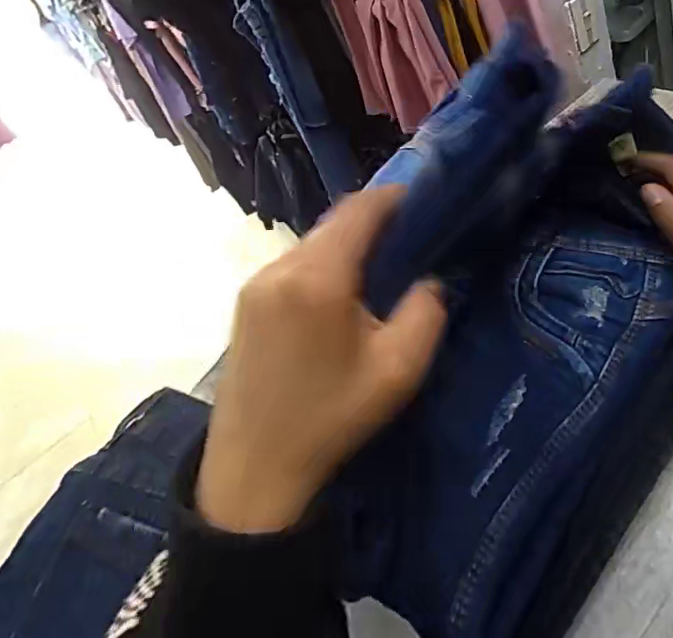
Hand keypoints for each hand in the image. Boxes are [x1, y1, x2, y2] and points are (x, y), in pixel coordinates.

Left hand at [196, 187, 447, 533]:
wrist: (252, 475)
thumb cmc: (332, 416)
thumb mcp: (400, 368)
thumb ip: (426, 310)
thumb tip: (426, 281)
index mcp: (318, 280)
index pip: (359, 210)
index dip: (394, 197)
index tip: (424, 200)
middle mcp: (281, 270)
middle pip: (335, 221)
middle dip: (375, 219)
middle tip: (411, 234)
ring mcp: (257, 285)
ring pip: (315, 239)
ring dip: (350, 239)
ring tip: (382, 262)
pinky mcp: (246, 303)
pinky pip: (296, 261)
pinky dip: (327, 259)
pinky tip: (345, 288)